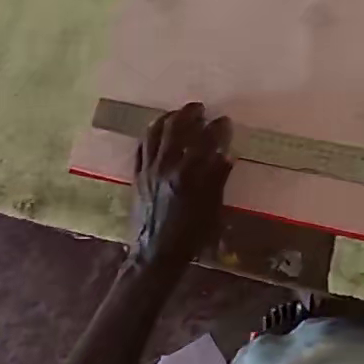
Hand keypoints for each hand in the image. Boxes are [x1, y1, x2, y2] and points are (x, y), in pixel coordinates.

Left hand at [129, 102, 232, 275]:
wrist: (155, 255)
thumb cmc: (190, 236)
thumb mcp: (212, 209)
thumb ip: (218, 179)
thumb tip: (227, 155)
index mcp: (188, 175)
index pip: (205, 141)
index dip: (217, 128)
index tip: (225, 120)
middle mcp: (165, 166)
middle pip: (176, 128)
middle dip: (189, 113)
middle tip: (199, 108)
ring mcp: (148, 170)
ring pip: (154, 133)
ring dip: (167, 119)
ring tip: (177, 113)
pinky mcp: (136, 176)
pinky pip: (141, 148)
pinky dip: (150, 135)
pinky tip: (157, 132)